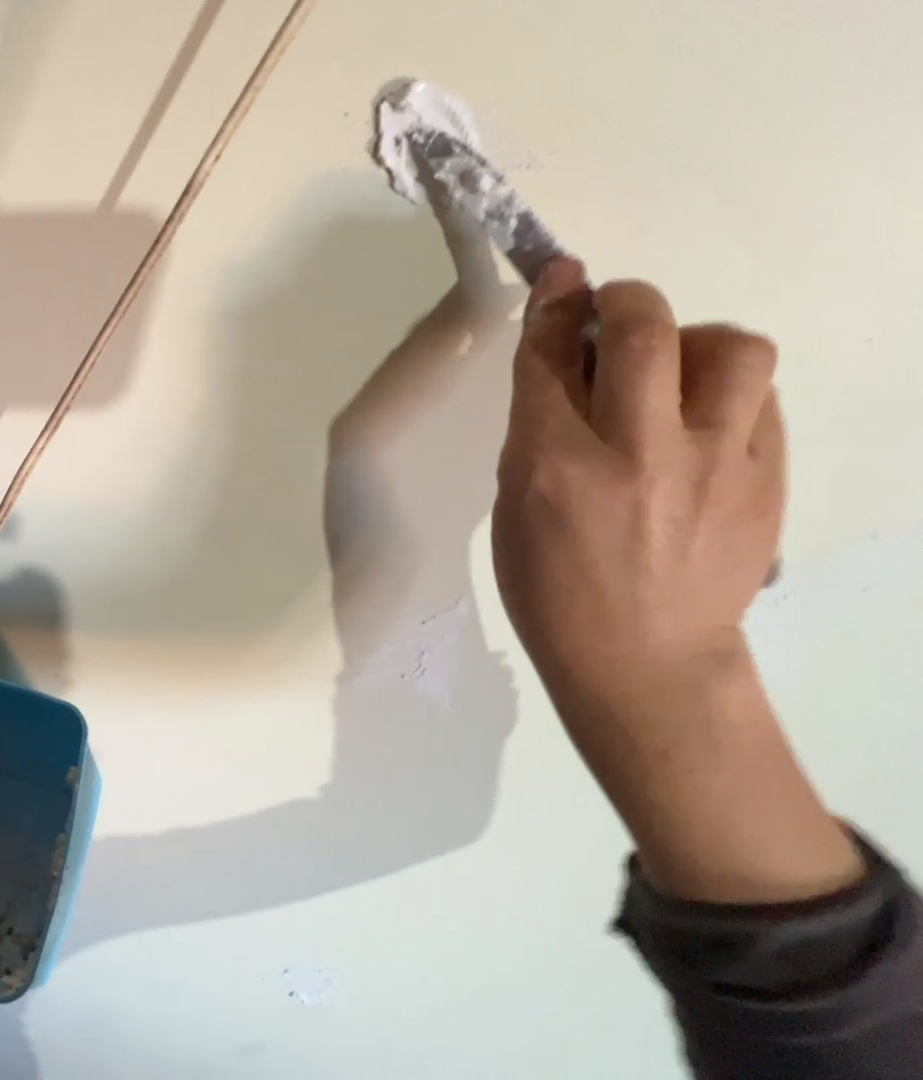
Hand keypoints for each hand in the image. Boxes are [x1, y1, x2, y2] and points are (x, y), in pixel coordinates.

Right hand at [493, 258, 780, 709]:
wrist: (642, 654)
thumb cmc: (551, 587)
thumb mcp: (514, 510)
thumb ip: (535, 433)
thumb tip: (562, 367)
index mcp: (552, 466)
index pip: (550, 359)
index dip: (552, 306)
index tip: (560, 275)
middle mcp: (636, 451)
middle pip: (643, 329)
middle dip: (622, 299)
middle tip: (610, 309)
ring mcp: (715, 461)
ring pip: (730, 346)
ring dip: (692, 341)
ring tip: (671, 371)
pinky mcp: (769, 474)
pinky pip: (760, 395)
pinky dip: (725, 391)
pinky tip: (701, 421)